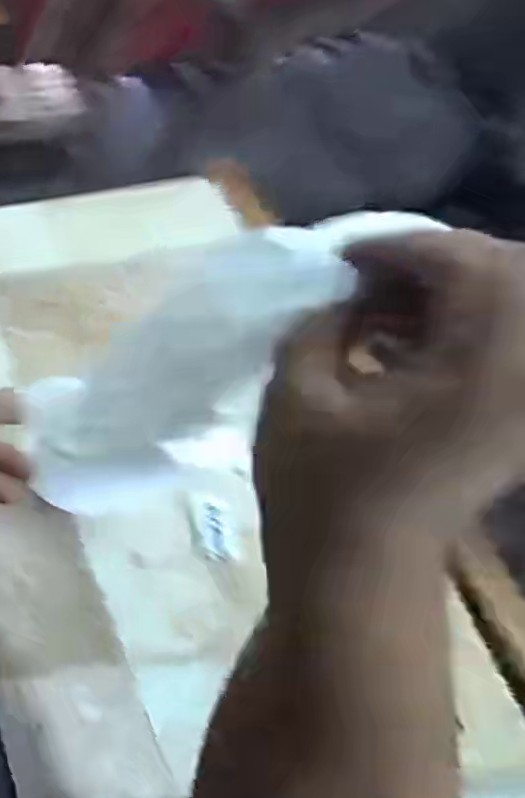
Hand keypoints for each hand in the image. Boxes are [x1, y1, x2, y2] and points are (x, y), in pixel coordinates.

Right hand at [256, 230, 524, 555]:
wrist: (360, 550)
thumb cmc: (317, 479)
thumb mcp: (295, 400)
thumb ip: (318, 335)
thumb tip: (341, 300)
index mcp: (487, 363)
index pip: (474, 266)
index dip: (405, 247)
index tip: (339, 255)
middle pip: (514, 273)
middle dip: (434, 262)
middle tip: (357, 277)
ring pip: (515, 301)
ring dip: (446, 290)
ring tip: (371, 307)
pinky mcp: (522, 402)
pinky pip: (507, 336)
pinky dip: (455, 321)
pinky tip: (396, 337)